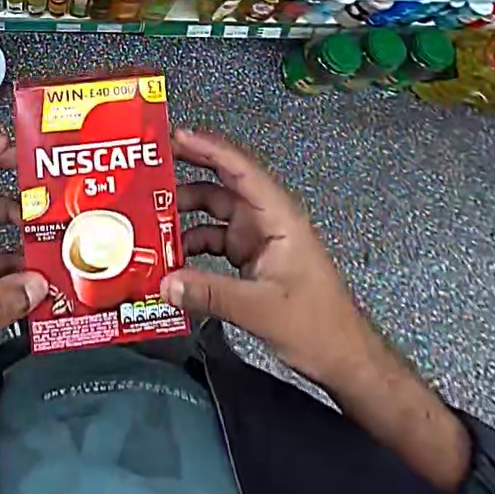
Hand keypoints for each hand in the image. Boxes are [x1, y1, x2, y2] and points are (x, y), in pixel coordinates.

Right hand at [162, 128, 381, 384]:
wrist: (343, 357)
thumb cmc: (317, 325)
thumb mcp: (261, 309)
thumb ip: (211, 294)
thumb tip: (165, 282)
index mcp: (278, 215)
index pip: (241, 168)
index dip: (209, 148)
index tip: (176, 136)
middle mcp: (266, 217)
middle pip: (224, 182)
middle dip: (190, 168)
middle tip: (153, 161)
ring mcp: (257, 236)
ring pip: (215, 210)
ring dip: (186, 210)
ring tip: (151, 212)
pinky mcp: (250, 256)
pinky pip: (214, 238)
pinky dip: (191, 242)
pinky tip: (169, 254)